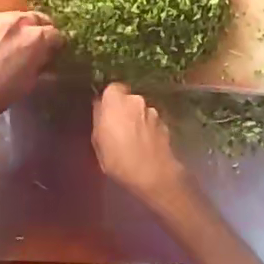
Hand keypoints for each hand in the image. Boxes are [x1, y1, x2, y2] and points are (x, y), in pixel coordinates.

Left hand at [0, 10, 61, 123]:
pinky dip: (6, 31)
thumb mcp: (32, 79)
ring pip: (20, 18)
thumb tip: (47, 55)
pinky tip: (1, 44)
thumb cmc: (4, 92)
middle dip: (41, 31)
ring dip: (23, 28)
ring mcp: (0, 19)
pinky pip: (2, 22)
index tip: (53, 53)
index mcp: (37, 37)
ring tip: (18, 44)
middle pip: (39, 19)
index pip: (57, 34)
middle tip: (38, 46)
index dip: (56, 45)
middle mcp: (20, 21)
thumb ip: (43, 60)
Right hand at [93, 83, 189, 200]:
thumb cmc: (117, 158)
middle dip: (123, 110)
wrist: (153, 174)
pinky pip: (151, 123)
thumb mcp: (97, 140)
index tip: (104, 113)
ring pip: (141, 111)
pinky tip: (144, 146)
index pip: (112, 88)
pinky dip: (147, 130)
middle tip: (117, 128)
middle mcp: (137, 101)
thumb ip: (98, 118)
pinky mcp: (165, 125)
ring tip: (132, 140)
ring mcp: (153, 113)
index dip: (108, 100)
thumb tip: (100, 106)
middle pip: (128, 99)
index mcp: (116, 101)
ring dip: (136, 120)